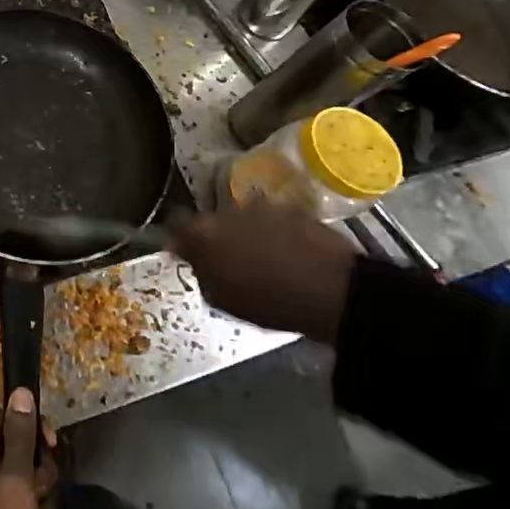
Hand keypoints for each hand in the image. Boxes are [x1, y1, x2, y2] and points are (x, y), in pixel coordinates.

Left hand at [0, 388, 55, 508]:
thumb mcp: (16, 478)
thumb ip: (21, 435)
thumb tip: (19, 390)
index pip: (9, 417)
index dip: (33, 427)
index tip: (50, 444)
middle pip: (26, 453)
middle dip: (42, 475)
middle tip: (38, 494)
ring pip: (33, 486)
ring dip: (43, 507)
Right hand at [168, 198, 356, 341]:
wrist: (334, 293)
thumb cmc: (268, 302)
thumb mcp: (220, 298)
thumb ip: (198, 271)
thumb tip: (188, 254)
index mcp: (204, 231)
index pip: (176, 223)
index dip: (180, 238)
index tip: (187, 252)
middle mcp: (227, 210)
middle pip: (211, 218)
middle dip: (216, 234)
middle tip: (228, 259)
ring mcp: (262, 206)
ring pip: (243, 217)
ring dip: (246, 231)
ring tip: (262, 256)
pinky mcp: (293, 208)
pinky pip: (273, 218)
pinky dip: (274, 231)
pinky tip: (286, 252)